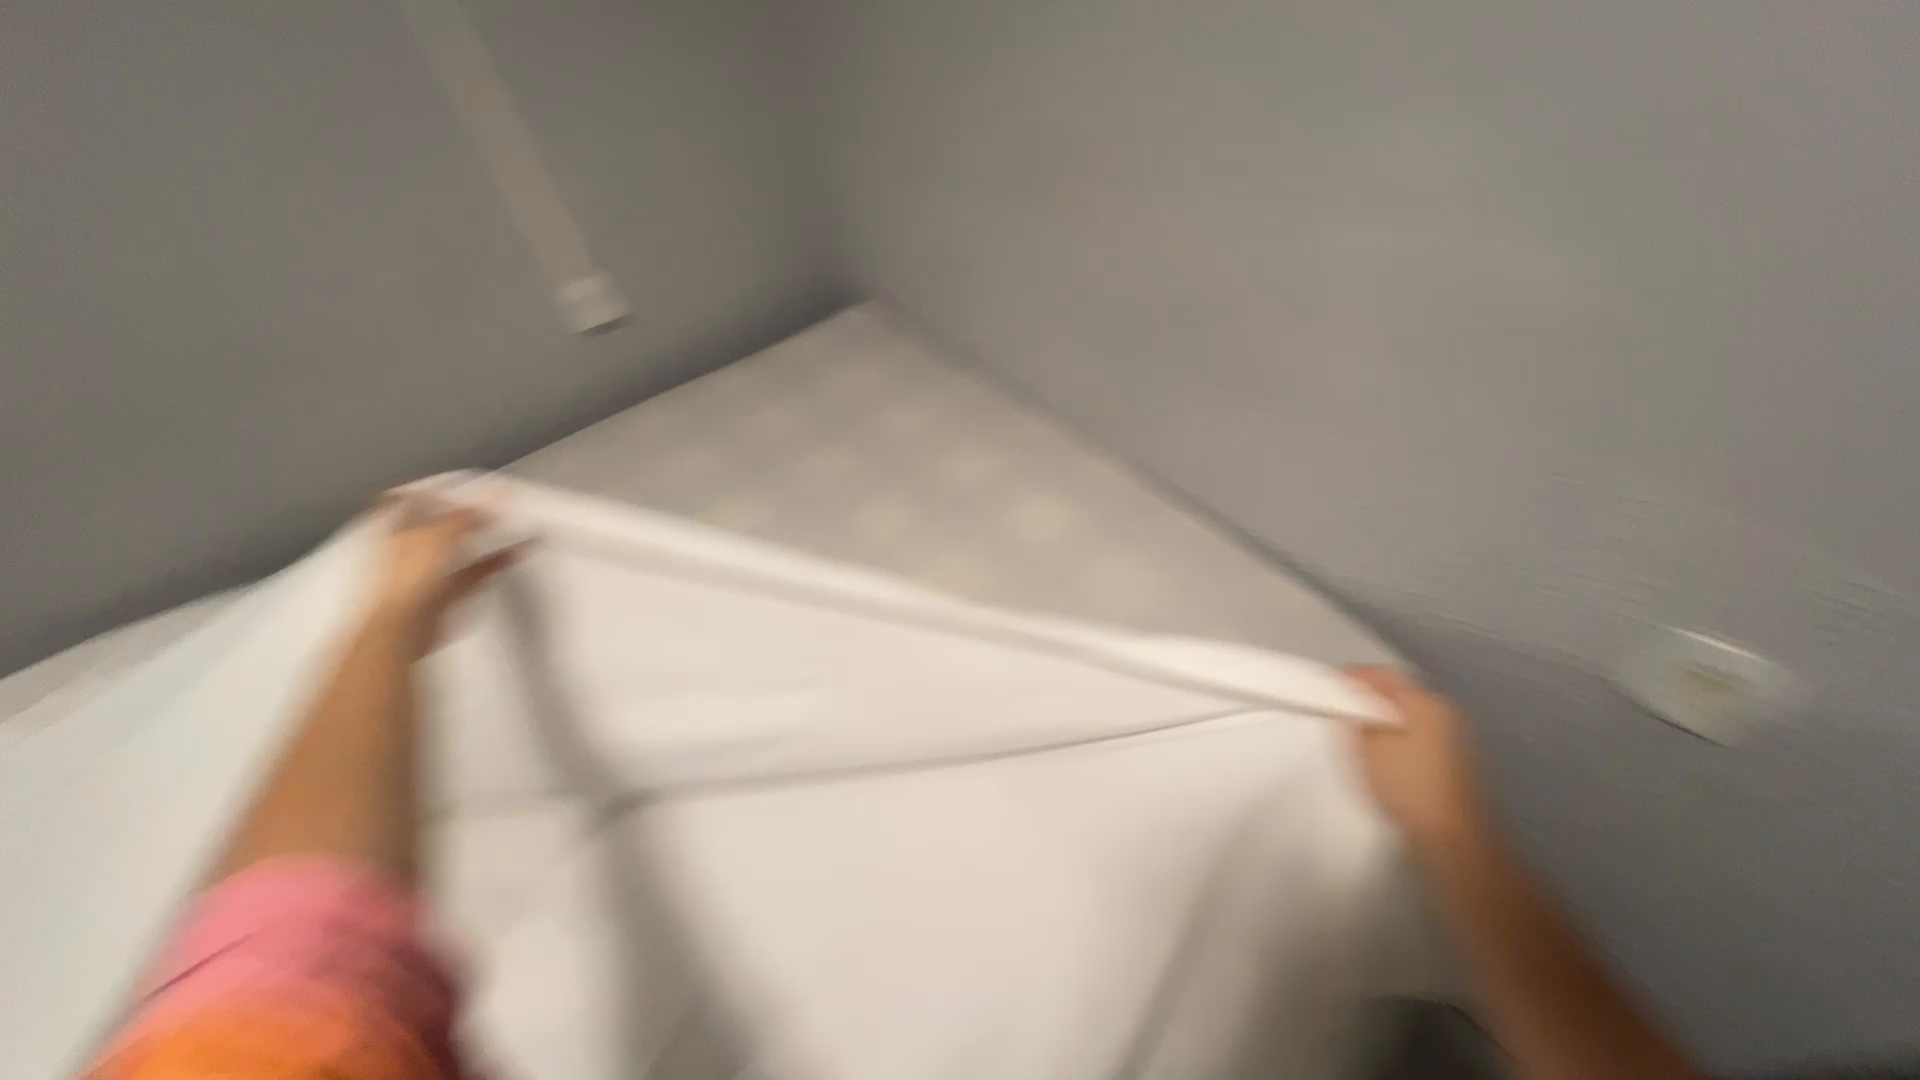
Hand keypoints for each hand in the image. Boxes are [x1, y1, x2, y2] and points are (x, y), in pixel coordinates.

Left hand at [369, 490, 525, 650]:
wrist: (405, 628)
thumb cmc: (406, 583)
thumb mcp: (437, 536)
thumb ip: (464, 517)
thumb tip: (486, 503)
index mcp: (398, 530)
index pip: (411, 500)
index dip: (433, 489)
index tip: (457, 482)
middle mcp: (411, 549)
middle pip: (440, 523)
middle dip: (466, 513)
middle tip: (491, 502)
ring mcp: (430, 572)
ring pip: (462, 546)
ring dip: (486, 536)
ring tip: (511, 524)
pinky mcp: (449, 593)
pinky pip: (478, 570)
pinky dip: (496, 561)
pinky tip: (515, 552)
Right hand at [1346, 667, 1487, 847]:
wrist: (1453, 839)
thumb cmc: (1406, 785)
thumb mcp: (1366, 747)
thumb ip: (1355, 717)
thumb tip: (1351, 703)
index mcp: (1424, 702)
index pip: (1381, 674)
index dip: (1350, 676)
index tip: (1324, 687)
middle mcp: (1444, 712)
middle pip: (1398, 693)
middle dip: (1367, 698)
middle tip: (1337, 710)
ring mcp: (1454, 738)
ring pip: (1408, 716)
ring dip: (1382, 719)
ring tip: (1354, 734)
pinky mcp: (1455, 762)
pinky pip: (1417, 736)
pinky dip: (1396, 738)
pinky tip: (1380, 757)